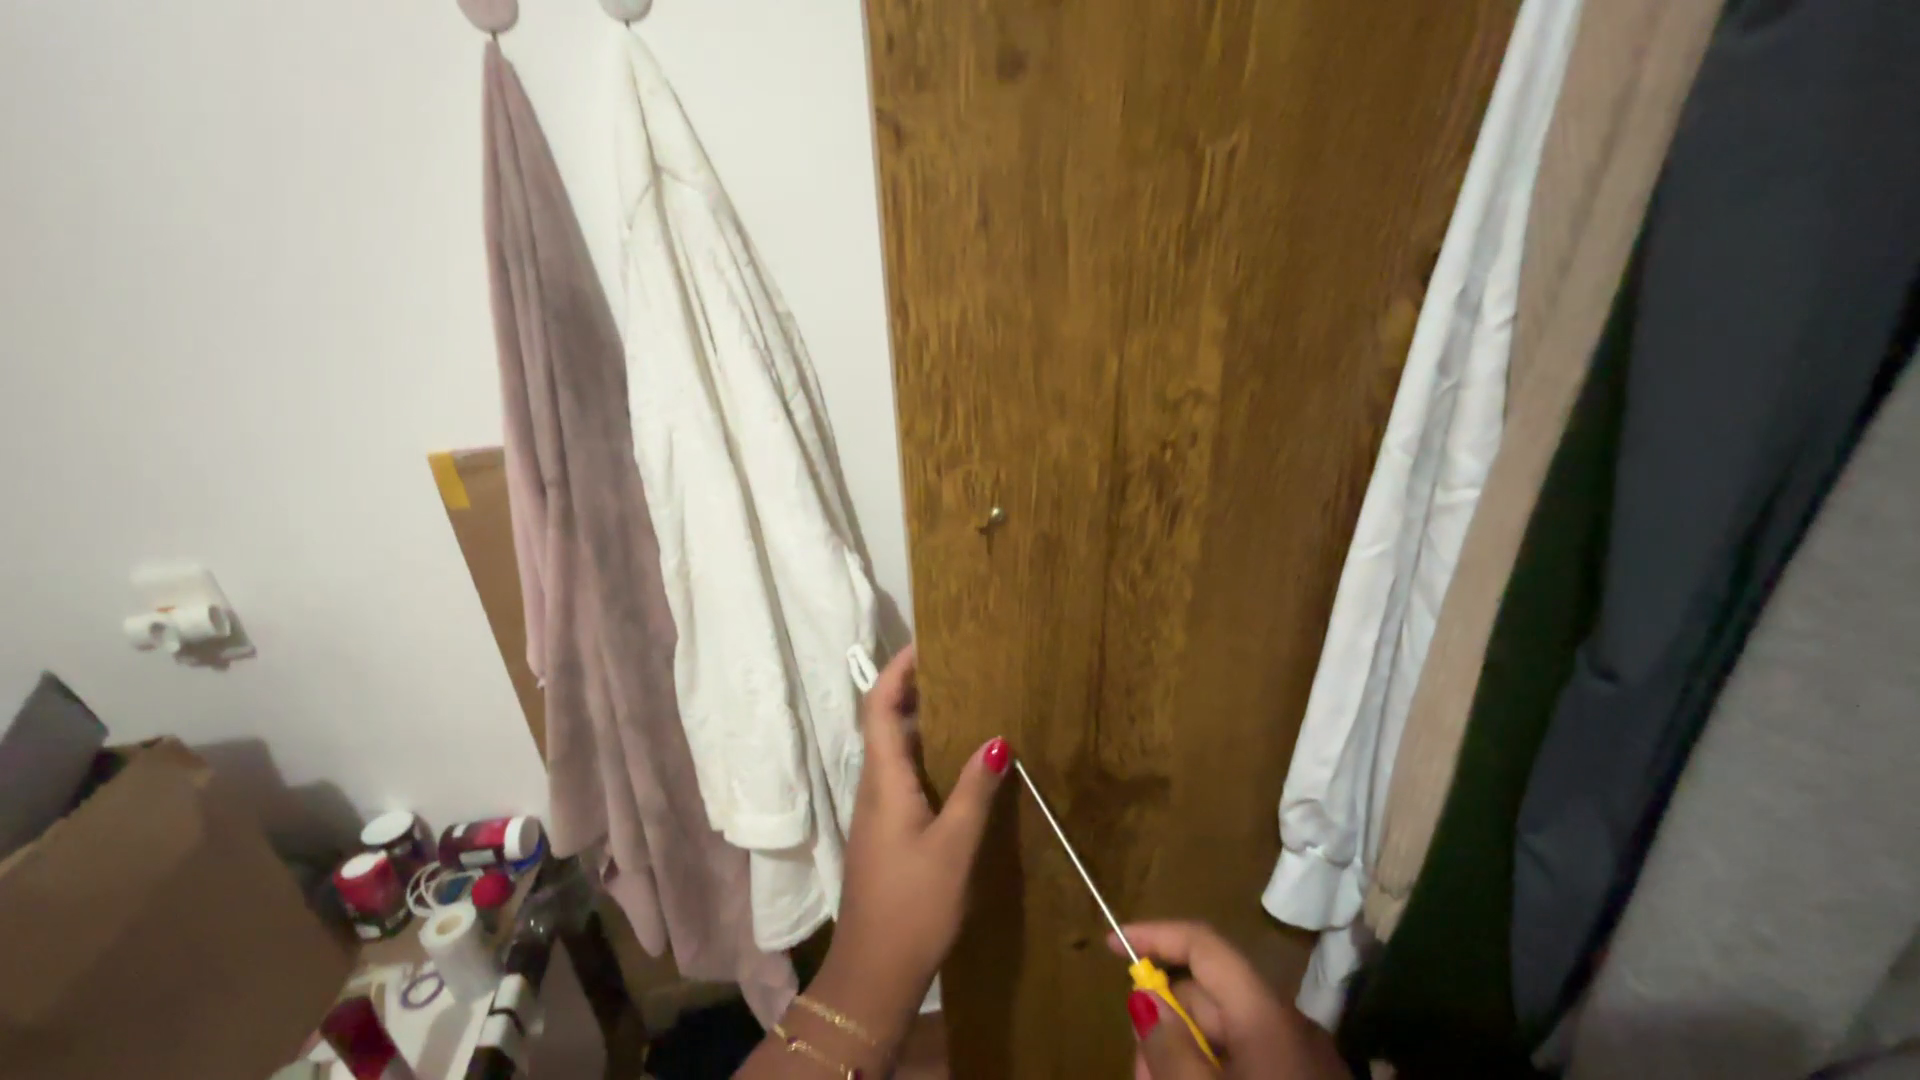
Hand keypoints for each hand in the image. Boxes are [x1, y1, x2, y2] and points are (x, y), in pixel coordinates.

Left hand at [827, 646, 1010, 999]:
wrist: (874, 972)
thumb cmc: (913, 905)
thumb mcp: (954, 846)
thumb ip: (975, 790)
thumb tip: (997, 738)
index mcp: (884, 781)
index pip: (880, 707)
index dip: (897, 670)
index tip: (927, 642)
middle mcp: (875, 787)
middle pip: (887, 722)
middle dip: (916, 688)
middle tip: (962, 668)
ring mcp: (879, 811)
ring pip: (898, 751)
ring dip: (925, 722)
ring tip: (969, 704)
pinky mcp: (888, 832)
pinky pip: (906, 777)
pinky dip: (929, 755)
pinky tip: (962, 764)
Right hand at [1113, 922, 1347, 1079]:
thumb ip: (1169, 1049)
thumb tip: (1145, 998)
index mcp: (1266, 1016)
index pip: (1204, 946)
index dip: (1155, 936)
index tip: (1109, 949)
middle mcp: (1287, 1027)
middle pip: (1207, 998)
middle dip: (1163, 1025)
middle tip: (1141, 1076)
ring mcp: (1301, 1064)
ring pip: (1221, 1039)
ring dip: (1182, 1062)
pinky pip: (1244, 1069)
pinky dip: (1209, 1078)